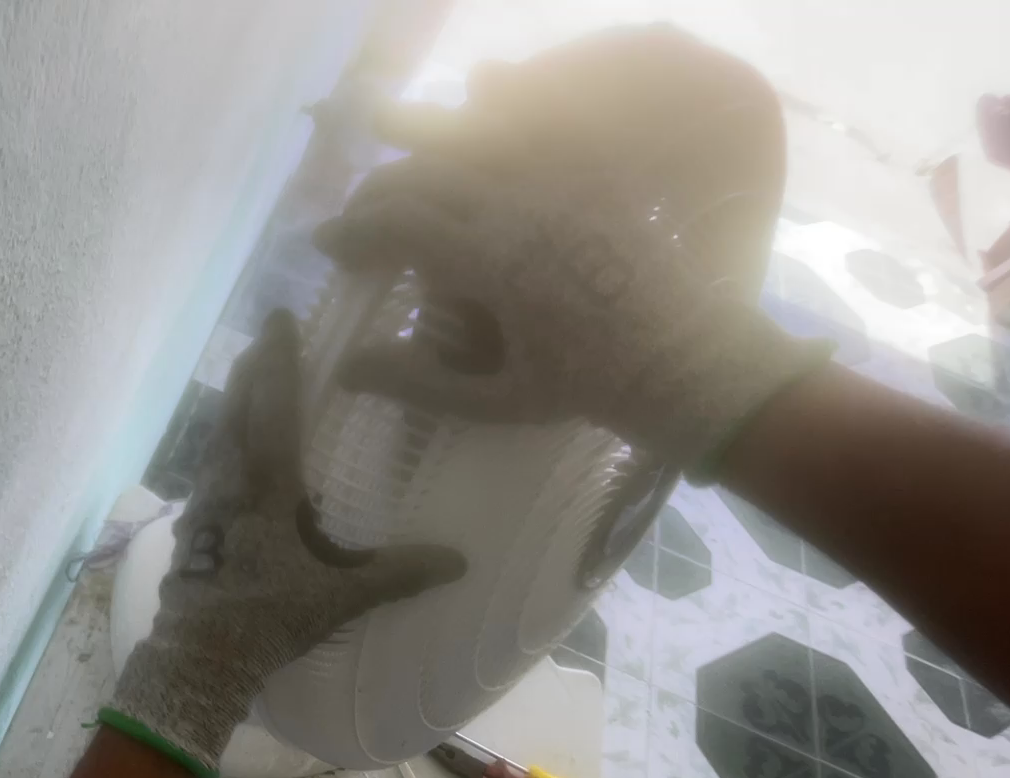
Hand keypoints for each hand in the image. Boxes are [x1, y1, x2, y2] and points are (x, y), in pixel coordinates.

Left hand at [104, 310, 467, 777]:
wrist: (198, 657)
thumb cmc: (267, 621)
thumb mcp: (336, 599)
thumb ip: (395, 575)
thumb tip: (459, 562)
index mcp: (266, 492)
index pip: (274, 412)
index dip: (279, 364)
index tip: (281, 323)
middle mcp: (229, 486)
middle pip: (236, 413)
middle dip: (250, 371)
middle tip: (263, 339)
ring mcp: (203, 505)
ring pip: (215, 439)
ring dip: (231, 404)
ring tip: (244, 381)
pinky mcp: (190, 526)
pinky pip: (206, 469)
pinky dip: (219, 444)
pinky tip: (226, 452)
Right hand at [312, 28, 828, 474]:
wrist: (685, 361)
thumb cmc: (586, 389)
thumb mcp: (493, 402)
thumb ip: (415, 383)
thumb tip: (344, 369)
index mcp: (497, 263)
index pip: (402, 224)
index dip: (354, 231)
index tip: (324, 245)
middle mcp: (523, 211)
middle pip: (427, 180)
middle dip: (375, 198)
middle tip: (349, 224)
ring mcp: (559, 190)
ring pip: (469, 154)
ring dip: (418, 169)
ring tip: (391, 194)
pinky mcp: (585, 184)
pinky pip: (522, 146)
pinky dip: (479, 144)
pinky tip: (459, 155)